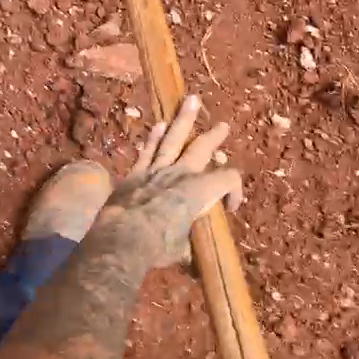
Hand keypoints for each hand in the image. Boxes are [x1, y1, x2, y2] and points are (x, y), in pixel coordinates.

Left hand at [89, 95, 241, 268]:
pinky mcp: (135, 174)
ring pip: (174, 139)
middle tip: (223, 126)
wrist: (123, 239)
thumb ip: (189, 244)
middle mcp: (181, 174)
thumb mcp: (182, 249)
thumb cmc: (159, 246)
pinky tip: (158, 125)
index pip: (228, 179)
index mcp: (200, 191)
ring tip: (191, 101)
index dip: (235, 191)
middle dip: (214, 136)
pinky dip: (153, 138)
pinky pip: (147, 151)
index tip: (230, 208)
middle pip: (202, 148)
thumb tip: (190, 258)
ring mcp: (156, 170)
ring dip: (184, 120)